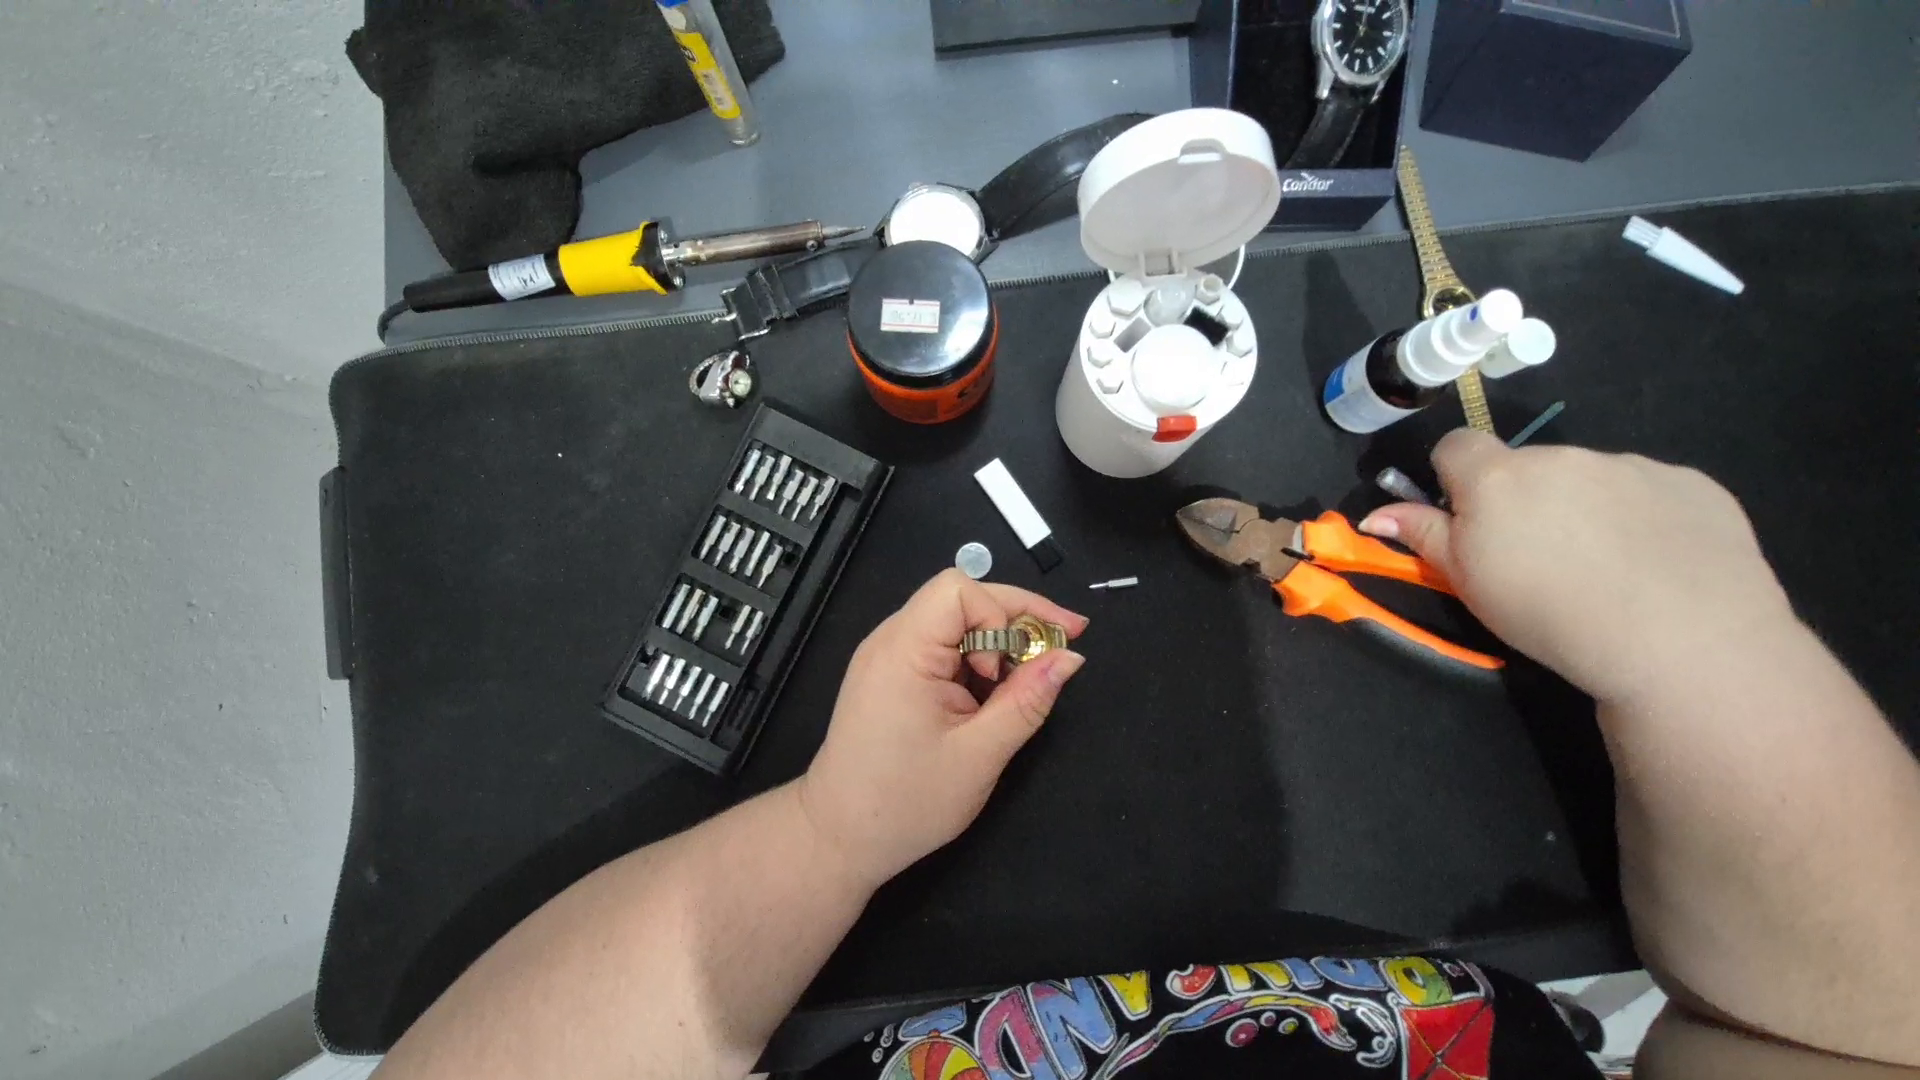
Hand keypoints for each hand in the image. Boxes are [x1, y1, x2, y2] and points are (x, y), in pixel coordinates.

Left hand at [797, 570, 1088, 887]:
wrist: (839, 837)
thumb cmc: (906, 803)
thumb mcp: (980, 755)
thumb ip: (1027, 701)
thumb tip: (1070, 657)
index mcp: (903, 651)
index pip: (958, 589)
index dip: (999, 614)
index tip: (1009, 667)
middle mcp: (890, 640)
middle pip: (960, 598)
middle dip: (1016, 618)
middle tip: (1063, 646)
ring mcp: (886, 656)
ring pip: (954, 622)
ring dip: (997, 644)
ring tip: (1021, 687)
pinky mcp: (889, 674)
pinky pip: (940, 647)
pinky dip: (975, 662)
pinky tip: (991, 696)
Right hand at [1358, 430, 1794, 704]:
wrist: (1679, 642)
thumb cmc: (1546, 613)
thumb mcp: (1466, 581)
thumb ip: (1423, 536)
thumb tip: (1375, 514)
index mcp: (1498, 477)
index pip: (1457, 445)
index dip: (1455, 477)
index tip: (1468, 517)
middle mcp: (1562, 456)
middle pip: (1526, 465)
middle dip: (1522, 496)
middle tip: (1536, 554)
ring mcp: (1631, 465)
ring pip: (1587, 476)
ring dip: (1580, 504)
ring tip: (1602, 564)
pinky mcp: (1691, 483)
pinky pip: (1646, 489)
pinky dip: (1639, 515)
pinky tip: (1651, 561)